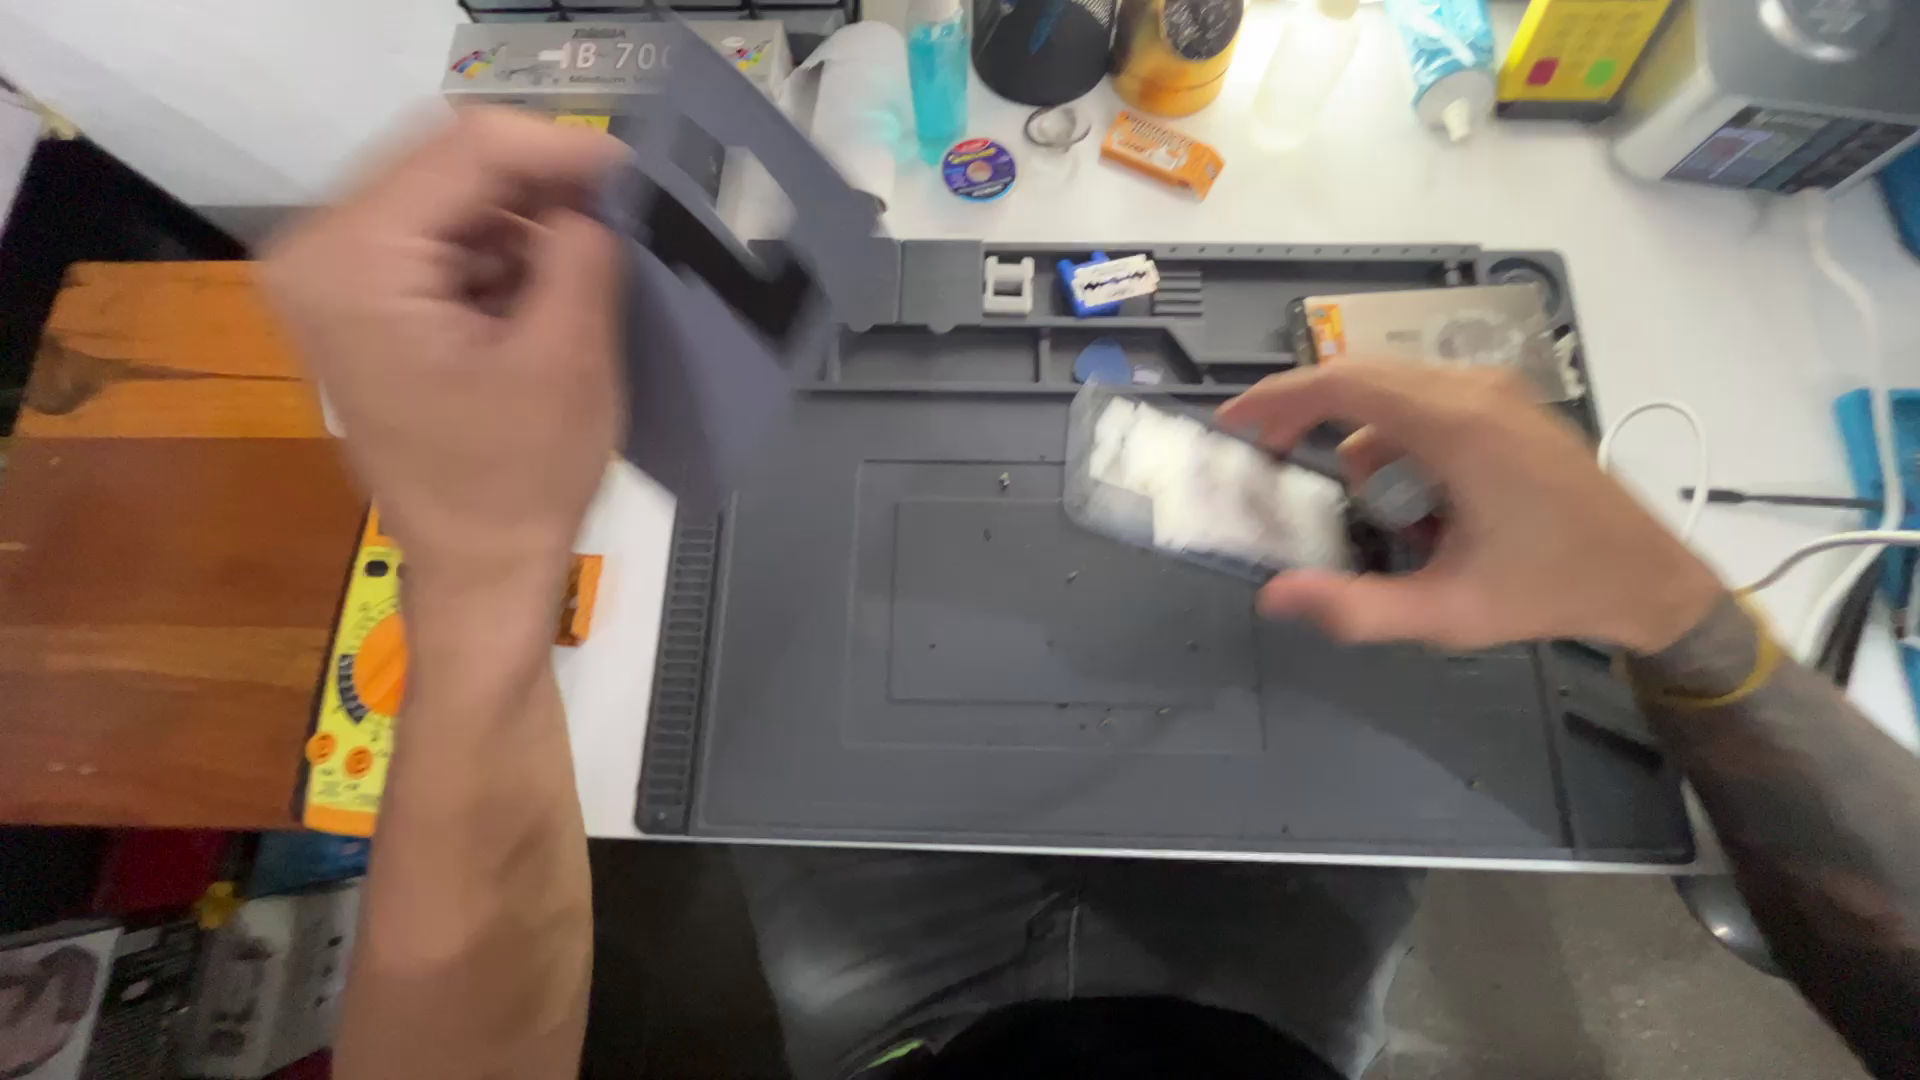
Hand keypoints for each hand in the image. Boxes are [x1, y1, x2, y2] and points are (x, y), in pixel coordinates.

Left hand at [264, 108, 623, 601]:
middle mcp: (323, 255)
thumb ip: (582, 258)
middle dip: (544, 189)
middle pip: (447, 170)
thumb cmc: (524, 480)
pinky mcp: (370, 311)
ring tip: (597, 267)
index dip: (560, 149)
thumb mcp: (571, 361)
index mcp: (357, 263)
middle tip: (625, 219)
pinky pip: (446, 251)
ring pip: (451, 207)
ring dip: (530, 228)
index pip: (463, 151)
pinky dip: (509, 260)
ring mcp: (340, 283)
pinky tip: (554, 296)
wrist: (481, 564)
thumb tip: (598, 204)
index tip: (636, 173)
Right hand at [1217, 364, 1724, 653]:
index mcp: (1457, 429)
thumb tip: (1274, 596)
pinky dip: (1389, 439)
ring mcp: (1491, 391)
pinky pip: (1415, 402)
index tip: (1233, 424)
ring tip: (1385, 515)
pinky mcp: (1501, 401)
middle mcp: (1471, 391)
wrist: (1651, 578)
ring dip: (1356, 442)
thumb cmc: (1549, 590)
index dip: (1275, 399)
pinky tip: (1415, 497)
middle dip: (1299, 414)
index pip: (1341, 386)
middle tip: (1268, 460)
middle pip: (1354, 377)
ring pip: (1383, 392)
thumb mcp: (1446, 614)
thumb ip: (1354, 608)